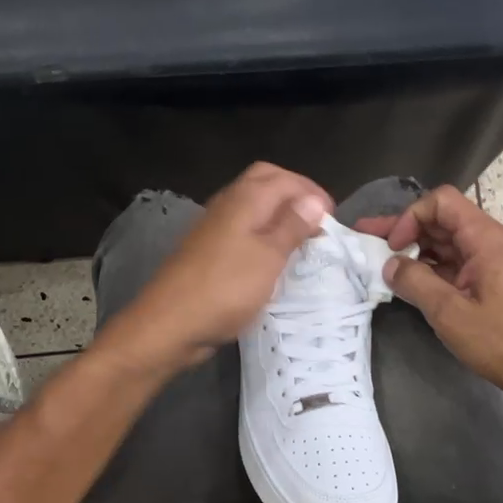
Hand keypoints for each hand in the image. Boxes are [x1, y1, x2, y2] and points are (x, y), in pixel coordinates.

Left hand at [105, 162, 331, 370]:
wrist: (170, 325)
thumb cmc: (225, 289)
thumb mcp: (268, 257)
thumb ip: (291, 226)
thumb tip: (313, 201)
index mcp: (243, 199)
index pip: (283, 177)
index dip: (311, 191)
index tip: (332, 219)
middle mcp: (225, 205)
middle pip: (263, 183)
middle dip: (293, 195)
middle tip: (316, 222)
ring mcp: (212, 229)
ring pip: (250, 208)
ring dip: (276, 216)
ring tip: (299, 241)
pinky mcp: (206, 253)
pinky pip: (240, 231)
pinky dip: (260, 236)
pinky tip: (270, 260)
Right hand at [354, 186, 502, 408]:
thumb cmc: (502, 342)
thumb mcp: (450, 313)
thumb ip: (415, 282)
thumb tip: (390, 265)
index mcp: (487, 240)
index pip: (442, 202)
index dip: (410, 217)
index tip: (393, 246)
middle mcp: (493, 241)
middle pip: (443, 219)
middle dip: (404, 229)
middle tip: (366, 240)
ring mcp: (495, 261)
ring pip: (448, 242)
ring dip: (415, 249)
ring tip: (380, 261)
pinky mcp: (494, 280)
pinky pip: (457, 262)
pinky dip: (431, 267)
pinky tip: (408, 280)